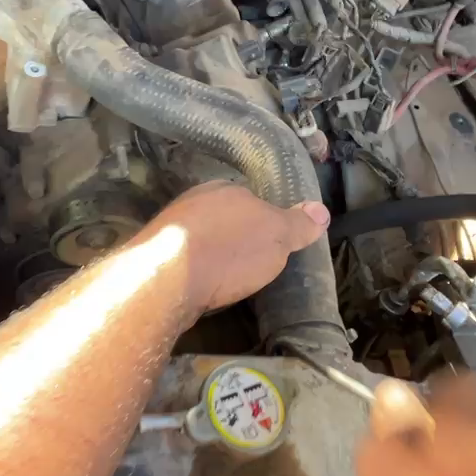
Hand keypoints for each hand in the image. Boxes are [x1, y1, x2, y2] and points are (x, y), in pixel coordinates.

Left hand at [137, 182, 329, 316]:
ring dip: (214, 254)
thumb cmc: (229, 250)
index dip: (265, 221)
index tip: (272, 244)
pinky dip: (195, 270)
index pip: (252, 199)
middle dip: (237, 237)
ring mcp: (170, 227)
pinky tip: (202, 287)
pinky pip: (183, 259)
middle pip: (224, 217)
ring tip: (227, 280)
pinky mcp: (155, 255)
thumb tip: (321, 210)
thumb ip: (297, 224)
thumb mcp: (276, 235)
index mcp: (224, 189)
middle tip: (253, 264)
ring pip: (201, 237)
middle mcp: (194, 201)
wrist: (167, 277)